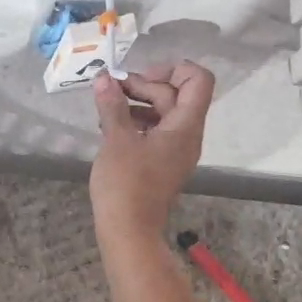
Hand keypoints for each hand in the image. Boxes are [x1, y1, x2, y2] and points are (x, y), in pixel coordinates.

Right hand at [89, 62, 216, 240]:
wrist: (128, 232)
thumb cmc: (125, 185)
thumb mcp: (116, 141)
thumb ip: (112, 106)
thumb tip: (103, 78)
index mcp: (185, 126)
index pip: (197, 80)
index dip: (171, 69)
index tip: (138, 77)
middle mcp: (187, 136)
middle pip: (175, 95)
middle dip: (144, 86)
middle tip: (111, 90)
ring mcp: (175, 153)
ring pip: (164, 115)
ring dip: (138, 105)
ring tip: (107, 109)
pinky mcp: (161, 166)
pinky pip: (156, 135)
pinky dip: (137, 125)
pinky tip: (111, 129)